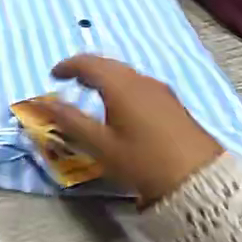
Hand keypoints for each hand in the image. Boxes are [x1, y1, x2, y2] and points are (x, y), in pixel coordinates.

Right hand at [41, 55, 224, 204]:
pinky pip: (139, 84)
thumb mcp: (101, 146)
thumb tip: (43, 104)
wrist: (198, 178)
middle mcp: (142, 80)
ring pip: (126, 74)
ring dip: (105, 77)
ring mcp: (161, 90)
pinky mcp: (172, 102)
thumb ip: (70, 122)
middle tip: (70, 80)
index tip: (53, 75)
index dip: (68, 66)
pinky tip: (120, 105)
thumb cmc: (143, 161)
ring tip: (91, 92)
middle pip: (109, 64)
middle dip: (87, 69)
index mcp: (121, 86)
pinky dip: (121, 86)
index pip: (89, 63)